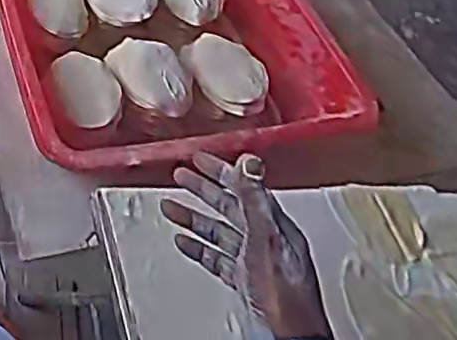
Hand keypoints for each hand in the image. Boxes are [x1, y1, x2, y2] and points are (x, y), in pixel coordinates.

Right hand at [161, 153, 329, 339]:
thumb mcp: (266, 239)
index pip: (244, 188)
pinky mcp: (244, 281)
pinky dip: (198, 247)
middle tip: (180, 175)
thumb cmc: (286, 297)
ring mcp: (253, 260)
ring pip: (217, 231)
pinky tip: (184, 241)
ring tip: (170, 206)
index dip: (220, 171)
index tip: (199, 158)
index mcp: (274, 226)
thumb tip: (250, 161)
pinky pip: (215, 258)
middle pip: (228, 207)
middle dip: (202, 189)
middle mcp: (264, 240)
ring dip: (192, 217)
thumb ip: (255, 200)